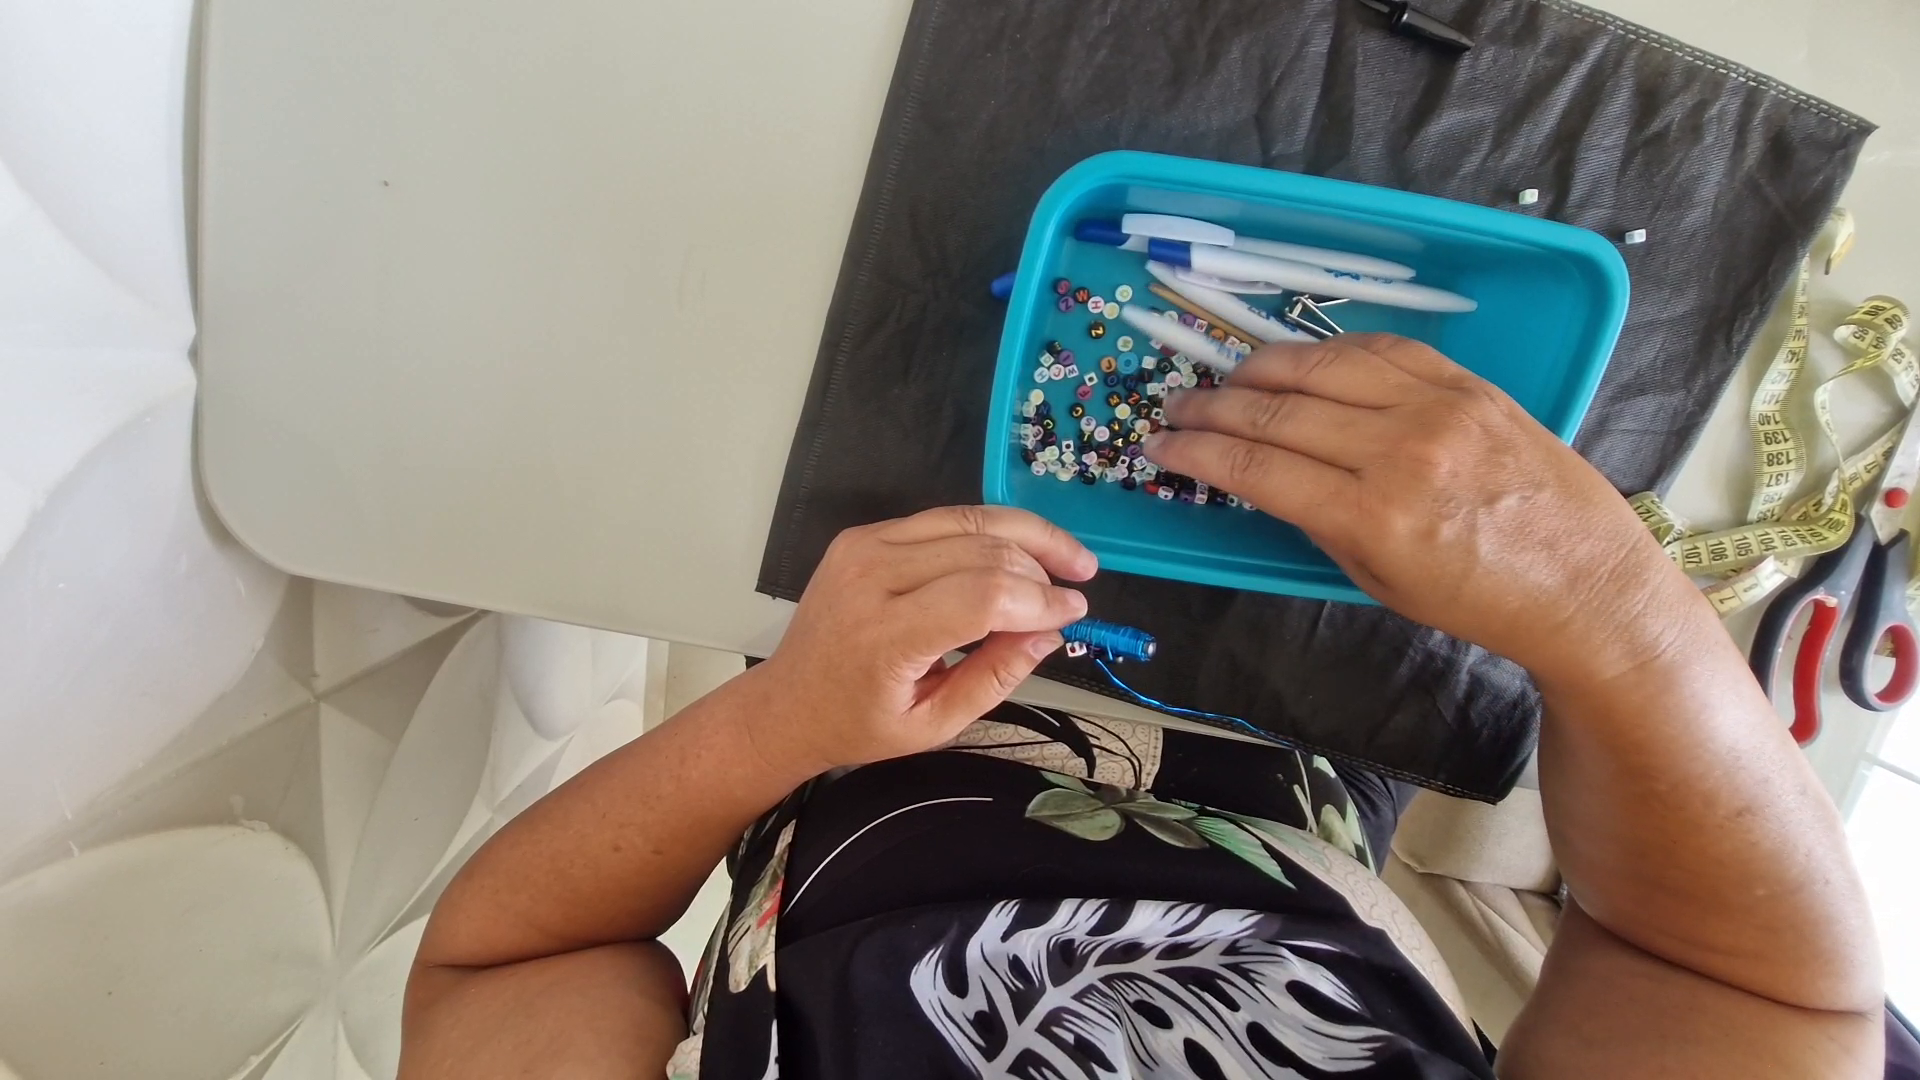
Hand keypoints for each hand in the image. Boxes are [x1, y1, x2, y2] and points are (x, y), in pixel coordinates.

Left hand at [748, 505, 1095, 773]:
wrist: (787, 701)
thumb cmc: (859, 724)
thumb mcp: (934, 724)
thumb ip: (996, 677)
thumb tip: (1050, 632)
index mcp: (884, 636)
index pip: (981, 595)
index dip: (1040, 598)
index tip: (1076, 610)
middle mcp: (871, 575)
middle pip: (982, 549)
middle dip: (1041, 566)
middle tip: (1074, 590)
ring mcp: (864, 545)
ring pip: (968, 519)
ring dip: (1025, 535)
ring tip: (1065, 558)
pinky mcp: (865, 533)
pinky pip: (943, 518)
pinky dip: (989, 532)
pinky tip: (1017, 553)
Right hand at [1144, 335, 1697, 681]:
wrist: (1587, 585)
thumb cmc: (1472, 600)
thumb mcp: (1372, 576)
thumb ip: (1314, 519)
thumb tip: (1267, 474)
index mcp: (1370, 514)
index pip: (1255, 467)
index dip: (1195, 452)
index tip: (1159, 445)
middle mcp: (1399, 449)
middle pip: (1276, 412)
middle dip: (1209, 408)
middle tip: (1174, 407)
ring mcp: (1437, 406)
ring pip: (1320, 367)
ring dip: (1256, 369)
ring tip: (1224, 380)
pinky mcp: (1467, 383)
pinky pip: (1377, 349)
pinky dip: (1323, 351)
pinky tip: (1296, 362)